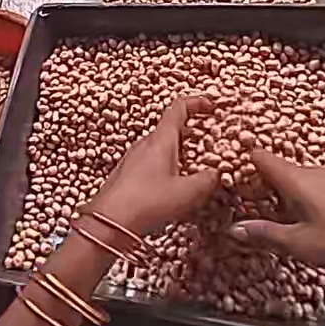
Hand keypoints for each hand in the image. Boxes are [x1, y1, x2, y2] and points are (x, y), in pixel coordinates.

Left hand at [86, 97, 218, 236]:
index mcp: (160, 140)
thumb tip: (216, 174)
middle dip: (192, 132)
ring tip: (195, 166)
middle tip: (209, 141)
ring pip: (159, 146)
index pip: (178, 108)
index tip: (210, 105)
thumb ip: (207, 180)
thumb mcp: (187, 192)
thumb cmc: (147, 202)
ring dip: (179, 151)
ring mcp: (132, 159)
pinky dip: (166, 165)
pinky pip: (150, 162)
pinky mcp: (126, 175)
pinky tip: (172, 184)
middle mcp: (144, 144)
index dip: (196, 102)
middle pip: (169, 128)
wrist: (108, 222)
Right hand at [228, 147, 324, 280]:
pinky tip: (297, 224)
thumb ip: (263, 234)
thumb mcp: (298, 244)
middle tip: (237, 204)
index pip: (260, 157)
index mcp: (296, 179)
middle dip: (255, 185)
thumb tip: (234, 230)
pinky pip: (312, 190)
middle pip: (275, 169)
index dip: (240, 161)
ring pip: (294, 181)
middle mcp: (313, 173)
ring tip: (263, 219)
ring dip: (277, 196)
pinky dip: (297, 202)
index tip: (224, 172)